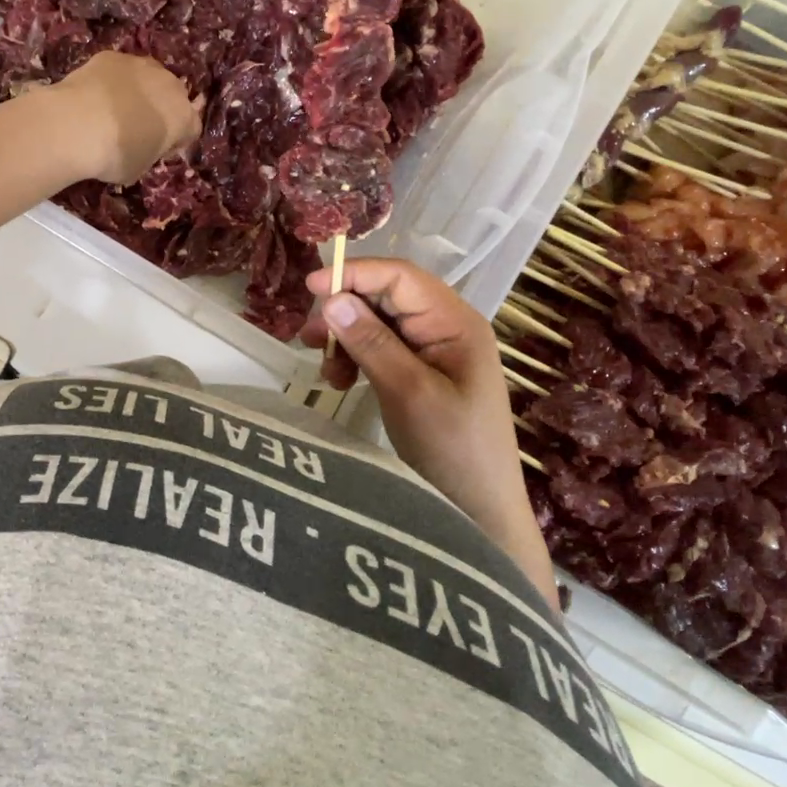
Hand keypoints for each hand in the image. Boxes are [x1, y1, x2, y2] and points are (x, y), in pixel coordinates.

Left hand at [52, 52, 200, 183]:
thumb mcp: (136, 169)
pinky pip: (118, 70)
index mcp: (182, 117)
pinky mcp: (112, 56)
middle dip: (159, 110)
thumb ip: (146, 155)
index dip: (175, 140)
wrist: (76, 125)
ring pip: (146, 77)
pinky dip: (110, 81)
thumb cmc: (114, 156)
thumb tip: (139, 149)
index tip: (158, 149)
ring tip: (112, 110)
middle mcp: (169, 85)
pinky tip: (92, 96)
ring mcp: (140, 65)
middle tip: (136, 128)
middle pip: (172, 96)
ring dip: (137, 92)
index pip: (191, 129)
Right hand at [299, 258, 557, 607]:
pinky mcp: (418, 376)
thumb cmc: (453, 449)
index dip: (355, 274)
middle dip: (344, 312)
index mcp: (455, 323)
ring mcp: (432, 353)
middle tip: (308, 338)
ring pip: (376, 325)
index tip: (309, 287)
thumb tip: (332, 298)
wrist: (479, 511)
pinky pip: (377, 351)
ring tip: (326, 371)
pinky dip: (353, 360)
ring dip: (345, 340)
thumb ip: (372, 342)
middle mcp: (445, 329)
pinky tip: (339, 382)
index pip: (400, 277)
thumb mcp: (409, 392)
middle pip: (385, 298)